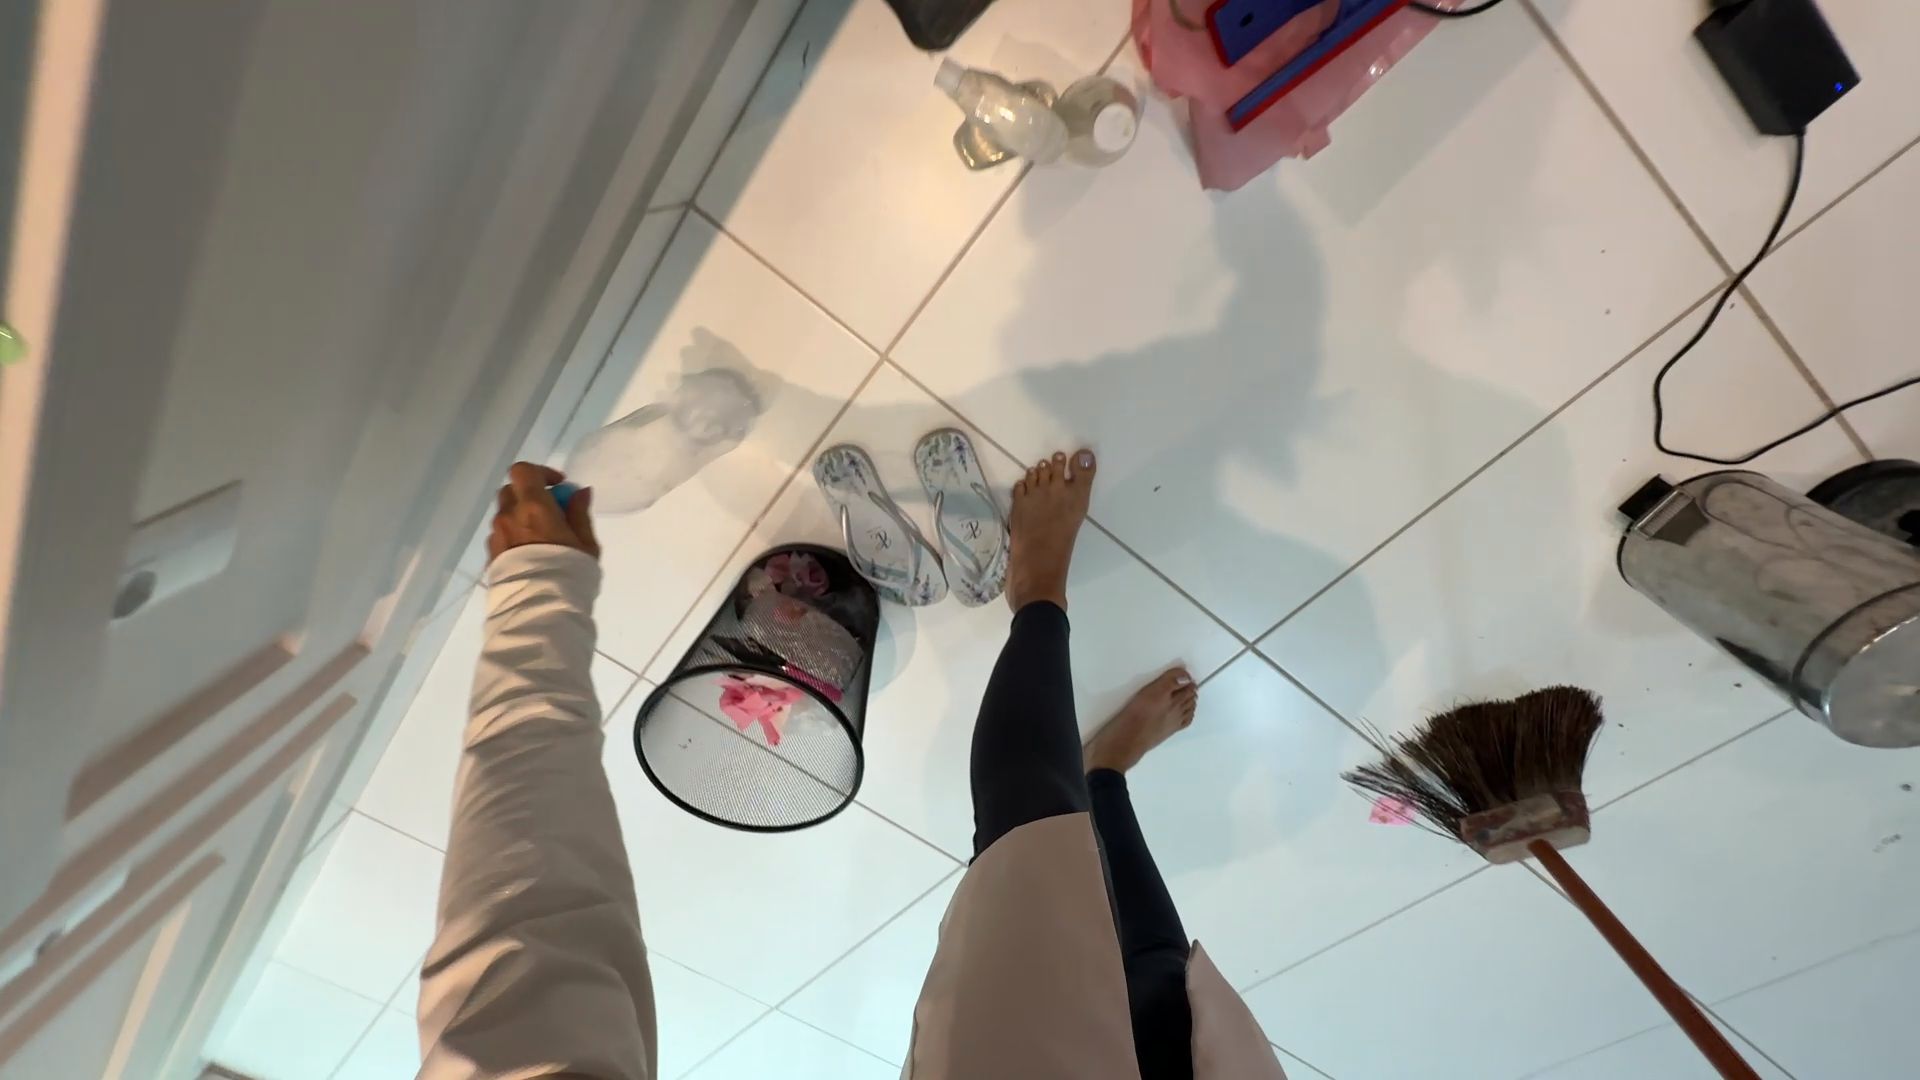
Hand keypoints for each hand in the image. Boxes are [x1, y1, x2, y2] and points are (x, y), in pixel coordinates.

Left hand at [488, 462, 599, 561]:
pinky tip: (531, 552)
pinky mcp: (490, 554)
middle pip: (512, 490)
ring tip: (543, 537)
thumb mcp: (586, 542)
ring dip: (522, 516)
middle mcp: (509, 516)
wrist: (540, 608)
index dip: (541, 472)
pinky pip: (501, 533)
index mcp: (534, 507)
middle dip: (531, 494)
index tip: (559, 486)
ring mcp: (496, 535)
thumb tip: (580, 491)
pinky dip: (515, 533)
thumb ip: (580, 513)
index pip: (524, 471)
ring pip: (505, 513)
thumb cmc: (569, 571)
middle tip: (552, 511)